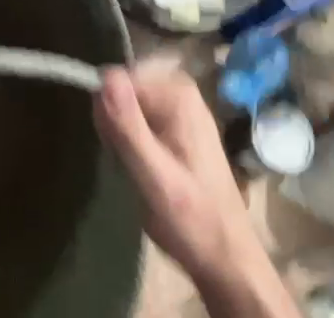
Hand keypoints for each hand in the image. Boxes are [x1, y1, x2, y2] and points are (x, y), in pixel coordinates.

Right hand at [94, 62, 253, 285]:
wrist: (226, 257)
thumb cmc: (191, 219)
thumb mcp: (153, 176)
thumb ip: (128, 126)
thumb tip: (106, 75)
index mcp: (178, 95)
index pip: (117, 79)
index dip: (108, 112)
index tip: (114, 147)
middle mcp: (182, 92)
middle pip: (123, 90)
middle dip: (115, 123)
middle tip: (126, 162)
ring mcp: (182, 109)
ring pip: (127, 106)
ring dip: (121, 135)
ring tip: (135, 168)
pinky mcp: (178, 127)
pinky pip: (138, 118)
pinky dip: (131, 141)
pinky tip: (141, 167)